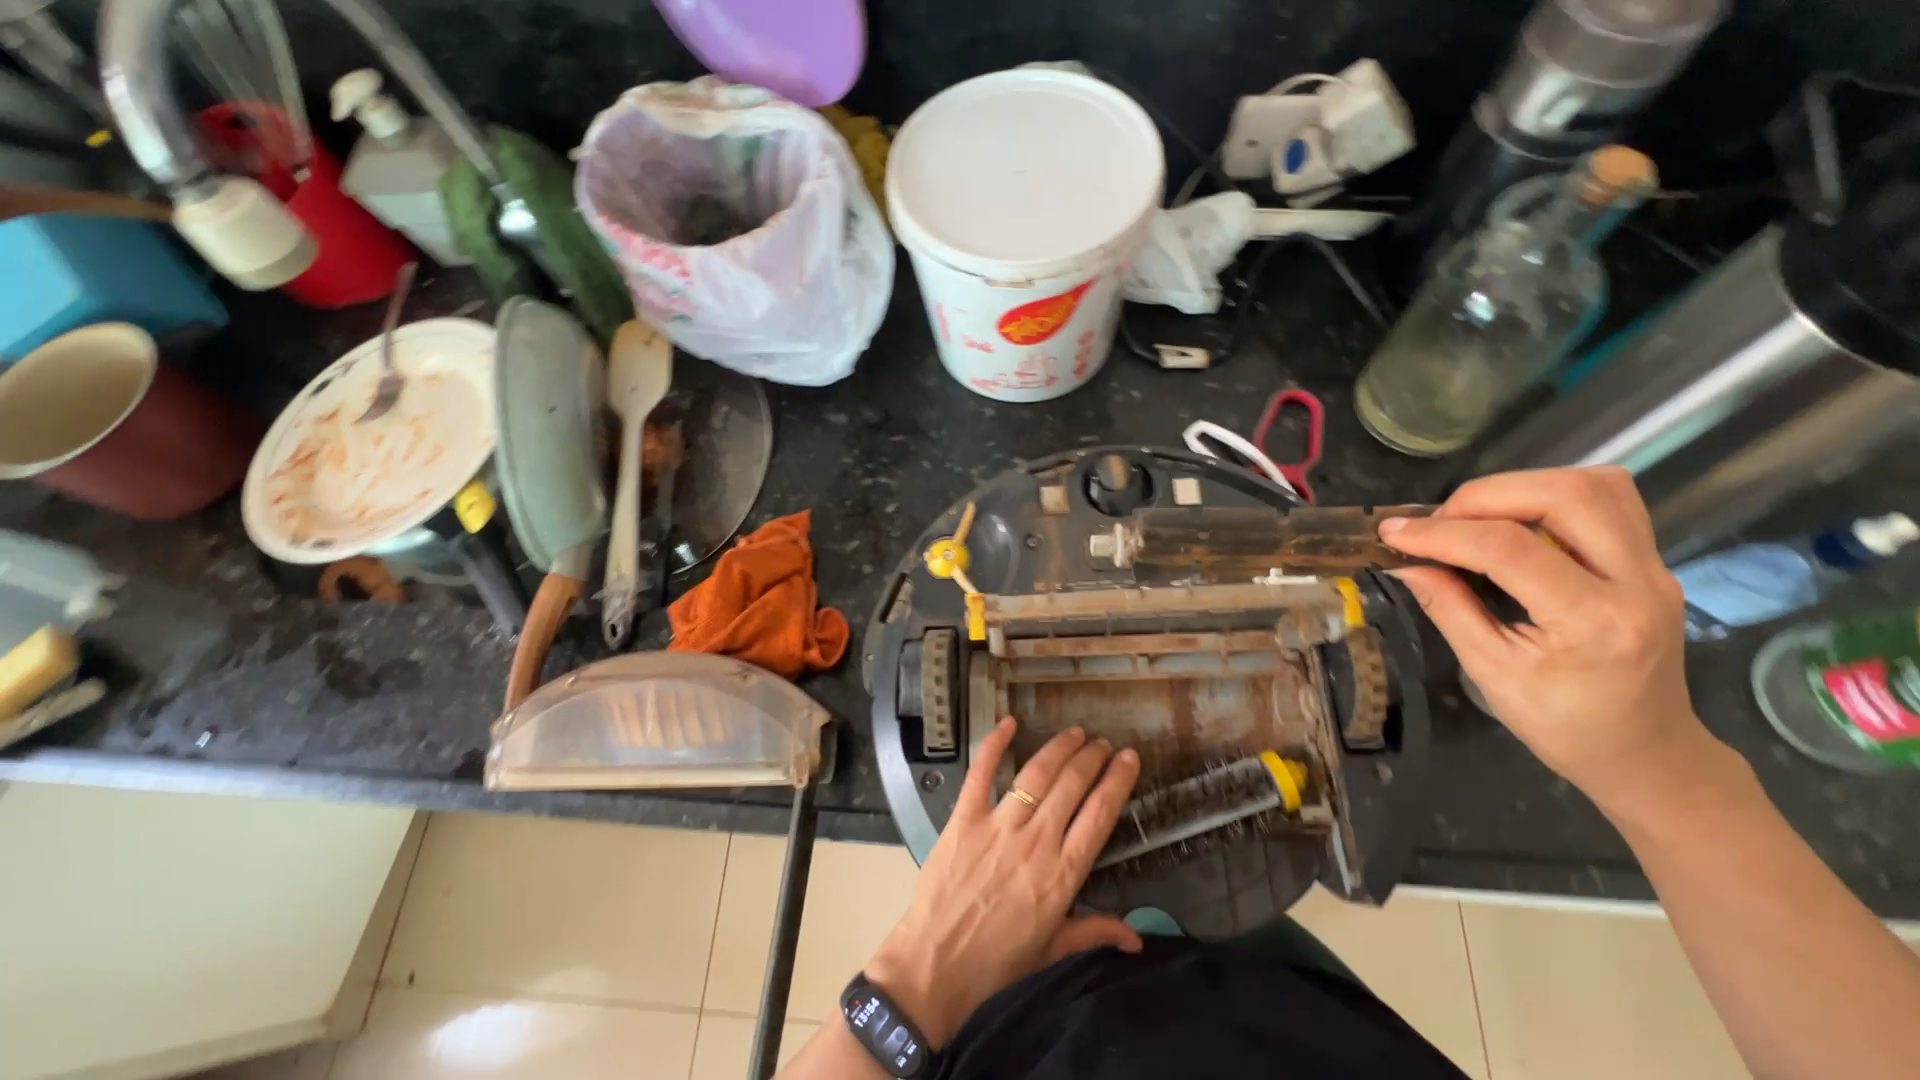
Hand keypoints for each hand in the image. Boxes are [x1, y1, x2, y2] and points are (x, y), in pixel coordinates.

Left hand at [863, 718, 1142, 1045]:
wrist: (937, 965)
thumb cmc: (997, 962)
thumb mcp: (1054, 948)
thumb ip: (1096, 931)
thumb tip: (1137, 938)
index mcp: (1064, 873)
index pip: (1100, 814)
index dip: (1118, 781)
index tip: (1129, 759)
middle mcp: (1036, 841)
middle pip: (1073, 785)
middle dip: (1093, 757)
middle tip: (1103, 744)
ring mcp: (999, 826)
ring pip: (1037, 773)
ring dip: (1060, 748)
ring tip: (1075, 734)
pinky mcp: (964, 819)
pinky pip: (981, 773)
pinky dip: (995, 744)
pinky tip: (1009, 723)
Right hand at [1378, 467, 1717, 804]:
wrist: (1645, 752)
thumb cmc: (1562, 725)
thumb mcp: (1491, 672)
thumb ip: (1449, 607)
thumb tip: (1404, 561)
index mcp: (1594, 622)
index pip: (1510, 549)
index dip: (1442, 533)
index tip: (1393, 533)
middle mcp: (1637, 582)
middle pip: (1565, 494)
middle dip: (1486, 496)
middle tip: (1441, 522)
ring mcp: (1654, 567)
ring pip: (1595, 484)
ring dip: (1523, 487)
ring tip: (1477, 517)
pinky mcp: (1652, 560)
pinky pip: (1610, 499)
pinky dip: (1553, 494)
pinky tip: (1519, 521)